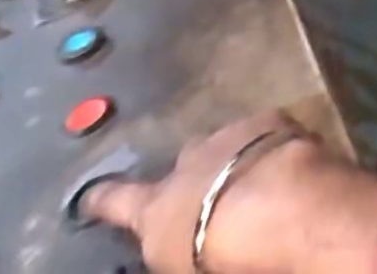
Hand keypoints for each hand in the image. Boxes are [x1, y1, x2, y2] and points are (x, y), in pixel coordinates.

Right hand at [82, 111, 329, 273]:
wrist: (276, 204)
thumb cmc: (217, 254)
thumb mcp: (177, 263)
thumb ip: (170, 247)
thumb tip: (177, 240)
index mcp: (156, 207)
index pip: (116, 201)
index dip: (103, 198)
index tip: (90, 195)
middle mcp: (186, 163)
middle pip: (185, 160)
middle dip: (198, 171)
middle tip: (217, 191)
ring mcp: (229, 134)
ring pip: (227, 140)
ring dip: (236, 154)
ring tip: (258, 176)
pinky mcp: (271, 118)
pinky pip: (266, 129)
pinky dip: (272, 142)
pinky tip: (287, 157)